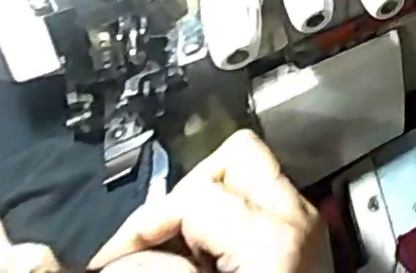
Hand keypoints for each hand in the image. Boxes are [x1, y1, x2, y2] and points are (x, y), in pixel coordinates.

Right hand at [91, 131, 330, 272]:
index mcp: (274, 237)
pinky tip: (201, 257)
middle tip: (147, 242)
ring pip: (250, 170)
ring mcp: (306, 221)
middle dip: (184, 189)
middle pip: (236, 154)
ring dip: (205, 201)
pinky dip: (226, 218)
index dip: (142, 224)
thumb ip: (164, 272)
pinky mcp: (306, 236)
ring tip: (170, 251)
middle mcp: (298, 215)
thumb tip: (120, 257)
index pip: (198, 194)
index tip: (109, 258)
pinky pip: (261, 201)